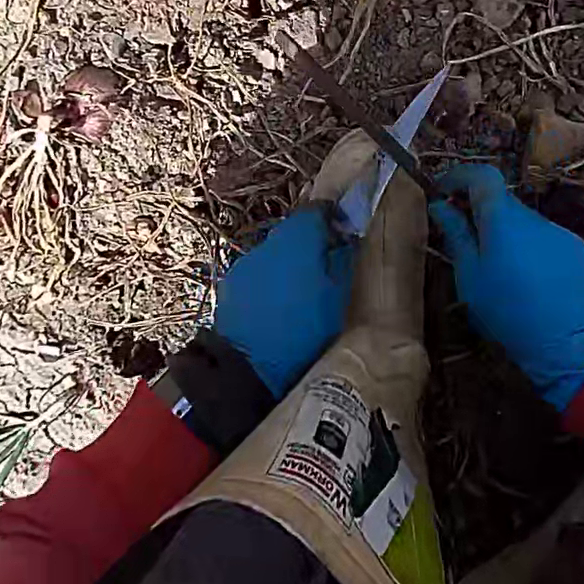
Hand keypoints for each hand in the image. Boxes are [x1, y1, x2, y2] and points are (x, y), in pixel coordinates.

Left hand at [213, 207, 355, 396]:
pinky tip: (285, 309)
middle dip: (316, 243)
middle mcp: (268, 244)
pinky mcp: (231, 291)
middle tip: (336, 264)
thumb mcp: (342, 296)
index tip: (351, 229)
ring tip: (311, 291)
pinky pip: (262, 277)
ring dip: (294, 265)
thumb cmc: (305, 330)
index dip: (336, 215)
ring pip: (278, 255)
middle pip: (297, 232)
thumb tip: (352, 238)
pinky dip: (275, 285)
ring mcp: (245, 267)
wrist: (246, 374)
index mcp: (297, 239)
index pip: (318, 209)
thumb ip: (349, 259)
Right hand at [428, 164, 583, 409]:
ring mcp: (557, 230)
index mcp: (503, 220)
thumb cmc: (508, 312)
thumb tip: (440, 205)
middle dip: (479, 211)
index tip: (444, 191)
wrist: (567, 342)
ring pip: (522, 220)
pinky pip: (542, 236)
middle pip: (501, 200)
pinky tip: (526, 278)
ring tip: (496, 267)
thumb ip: (457, 235)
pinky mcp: (574, 246)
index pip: (482, 175)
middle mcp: (532, 217)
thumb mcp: (471, 277)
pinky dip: (527, 246)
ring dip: (504, 232)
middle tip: (462, 235)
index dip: (460, 176)